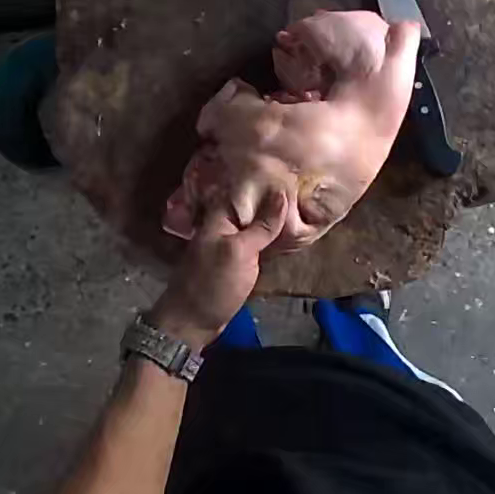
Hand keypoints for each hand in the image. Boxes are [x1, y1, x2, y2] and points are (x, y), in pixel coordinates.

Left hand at [148, 191, 287, 349]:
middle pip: (249, 206)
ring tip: (298, 205)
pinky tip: (285, 233)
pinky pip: (254, 241)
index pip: (243, 188)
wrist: (193, 321)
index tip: (288, 172)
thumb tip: (281, 193)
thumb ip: (262, 225)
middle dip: (270, 198)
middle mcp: (223, 225)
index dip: (263, 180)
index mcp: (219, 217)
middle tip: (300, 188)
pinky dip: (268, 237)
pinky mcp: (235, 261)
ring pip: (253, 224)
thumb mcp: (241, 251)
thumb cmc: (214, 282)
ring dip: (271, 219)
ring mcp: (228, 243)